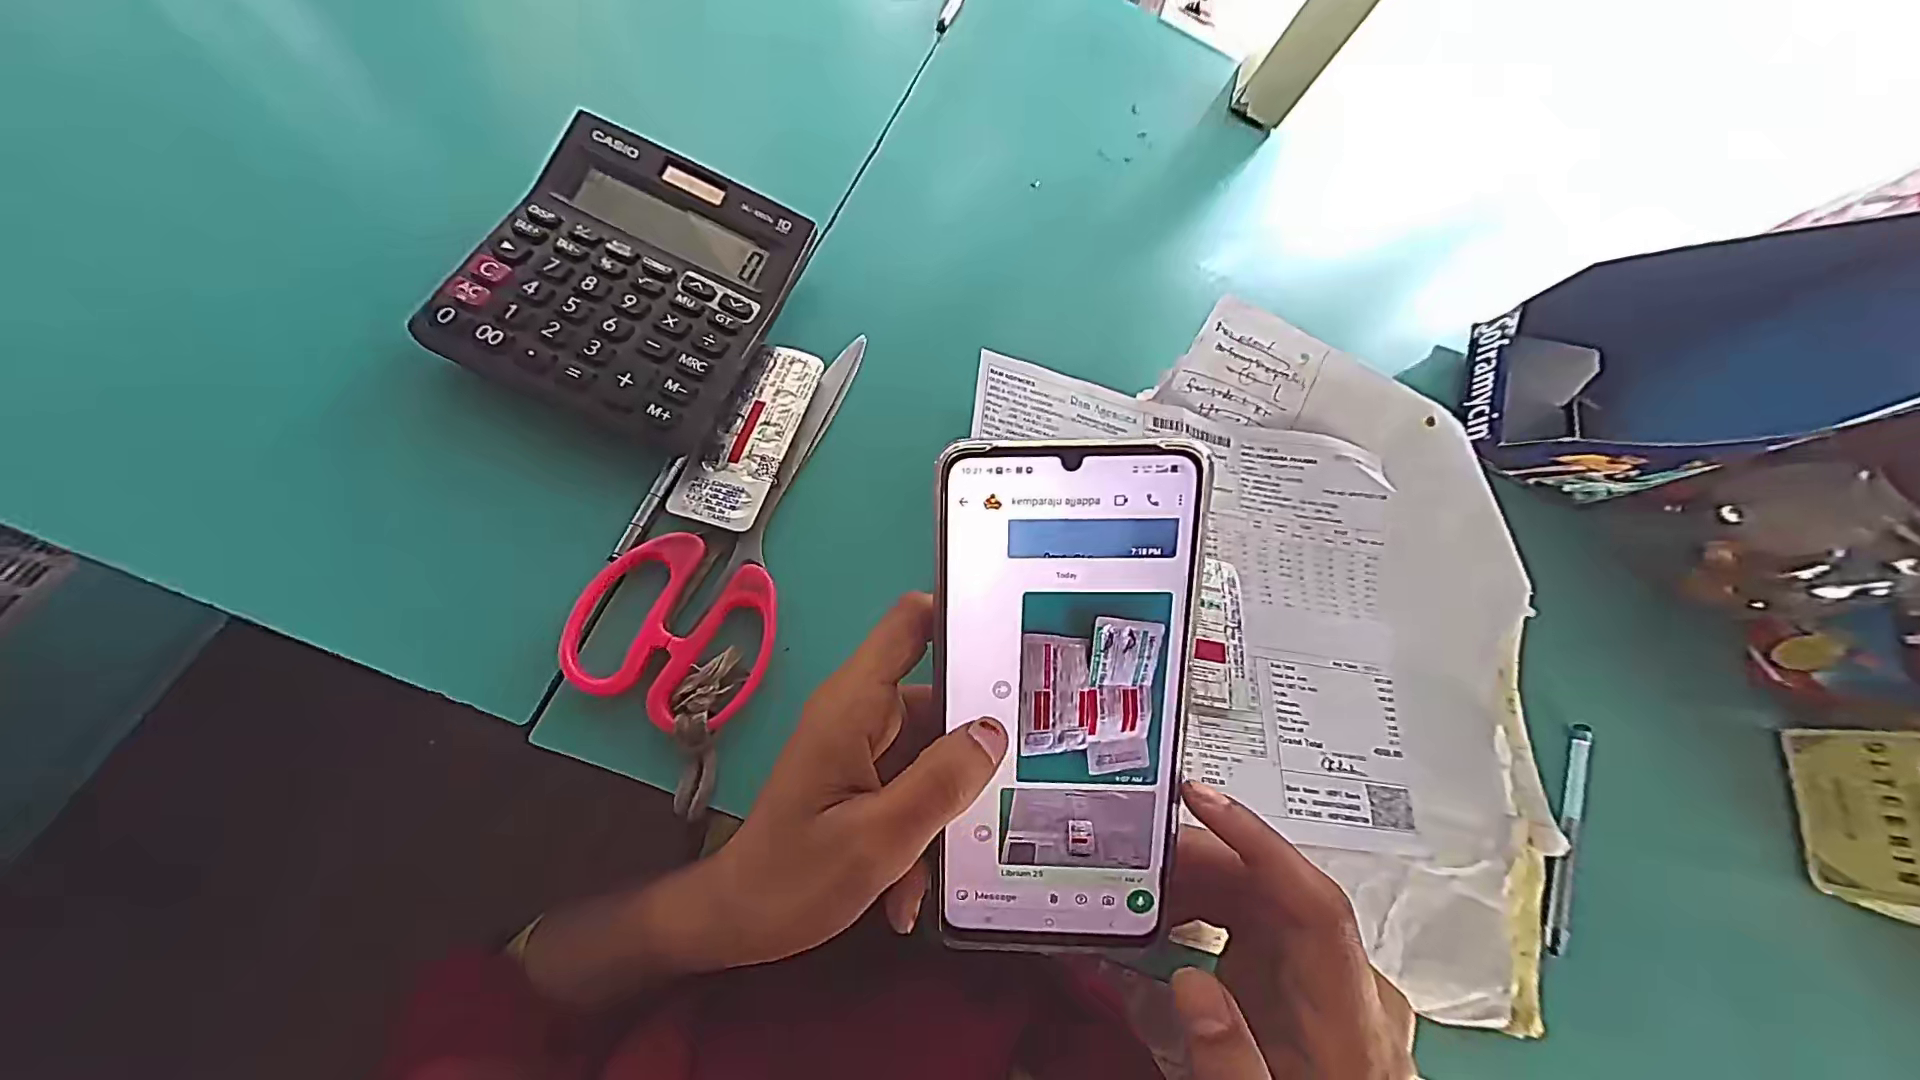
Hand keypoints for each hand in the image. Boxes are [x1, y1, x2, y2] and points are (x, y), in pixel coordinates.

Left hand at [702, 590, 1005, 958]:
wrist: (737, 922)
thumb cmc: (794, 878)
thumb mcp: (879, 839)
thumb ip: (941, 781)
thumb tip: (992, 731)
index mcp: (855, 704)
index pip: (910, 624)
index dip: (961, 618)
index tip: (1013, 648)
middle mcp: (861, 711)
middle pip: (938, 696)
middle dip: (970, 747)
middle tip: (1002, 790)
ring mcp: (862, 741)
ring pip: (933, 747)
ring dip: (943, 802)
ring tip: (935, 860)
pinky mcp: (864, 770)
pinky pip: (915, 777)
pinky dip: (922, 821)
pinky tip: (910, 880)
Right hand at [1167, 782, 1416, 1079]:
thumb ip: (1232, 1062)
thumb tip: (1189, 983)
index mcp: (1351, 1014)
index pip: (1314, 899)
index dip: (1255, 838)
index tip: (1199, 798)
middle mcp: (1344, 974)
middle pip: (1269, 886)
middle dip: (1195, 861)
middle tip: (1134, 857)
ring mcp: (1320, 966)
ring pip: (1253, 890)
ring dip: (1191, 880)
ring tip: (1139, 887)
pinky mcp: (1296, 966)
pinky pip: (1247, 911)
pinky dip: (1200, 904)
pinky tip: (1163, 912)